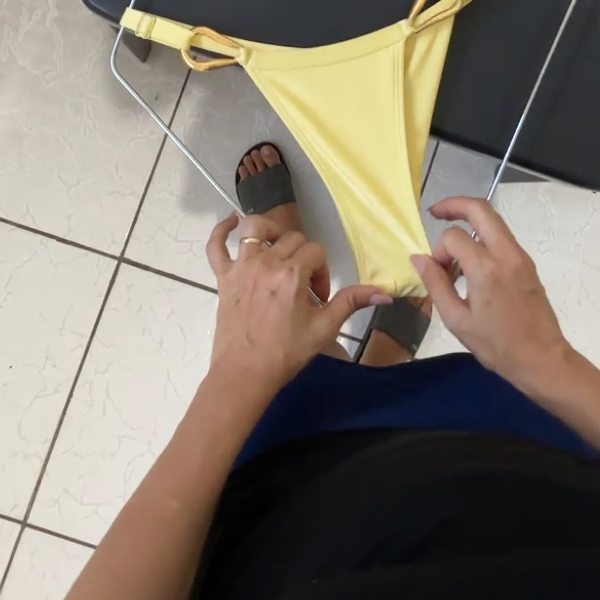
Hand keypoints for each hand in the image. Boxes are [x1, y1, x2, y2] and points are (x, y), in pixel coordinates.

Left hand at [205, 213, 390, 397]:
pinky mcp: (223, 277)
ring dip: (270, 231)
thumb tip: (384, 293)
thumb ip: (352, 302)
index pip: (315, 252)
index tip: (318, 298)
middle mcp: (266, 262)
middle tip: (303, 289)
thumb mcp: (324, 328)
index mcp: (292, 274)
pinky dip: (221, 231)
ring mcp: (241, 268)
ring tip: (279, 247)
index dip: (322, 272)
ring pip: (255, 229)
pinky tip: (231, 224)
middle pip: (292, 239)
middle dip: (304, 259)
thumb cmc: (285, 353)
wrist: (244, 375)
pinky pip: (215, 246)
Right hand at [412, 196, 576, 390]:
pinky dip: (483, 237)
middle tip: (435, 211)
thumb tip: (419, 258)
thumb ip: (436, 284)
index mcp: (486, 268)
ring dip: (470, 221)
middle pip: (481, 208)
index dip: (438, 250)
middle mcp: (505, 253)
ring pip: (494, 220)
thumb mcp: (457, 320)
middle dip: (455, 204)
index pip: (453, 237)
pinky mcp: (527, 263)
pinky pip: (502, 237)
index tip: (437, 272)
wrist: (543, 359)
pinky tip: (471, 259)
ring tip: (451, 240)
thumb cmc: (497, 345)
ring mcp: (520, 256)